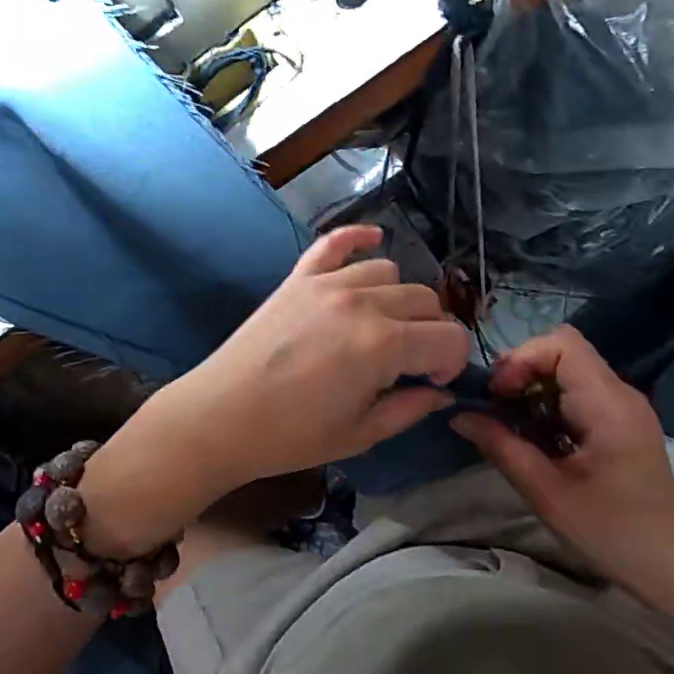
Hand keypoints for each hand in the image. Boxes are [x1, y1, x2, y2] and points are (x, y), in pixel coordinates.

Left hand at [143, 224, 470, 489]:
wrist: (219, 417)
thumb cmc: (291, 436)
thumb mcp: (360, 434)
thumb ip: (410, 408)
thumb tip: (441, 393)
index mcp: (384, 345)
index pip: (449, 337)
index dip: (454, 361)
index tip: (436, 381)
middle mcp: (363, 303)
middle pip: (425, 300)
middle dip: (432, 331)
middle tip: (413, 361)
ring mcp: (328, 283)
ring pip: (390, 272)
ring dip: (400, 299)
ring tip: (384, 327)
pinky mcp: (299, 277)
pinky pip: (336, 242)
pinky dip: (359, 237)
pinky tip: (373, 240)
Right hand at [450, 326, 673, 606]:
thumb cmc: (614, 533)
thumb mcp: (548, 493)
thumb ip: (502, 447)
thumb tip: (460, 415)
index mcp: (608, 404)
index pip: (561, 343)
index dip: (521, 359)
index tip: (498, 396)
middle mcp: (619, 394)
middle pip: (563, 352)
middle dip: (521, 373)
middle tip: (495, 410)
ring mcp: (624, 409)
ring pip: (568, 373)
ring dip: (532, 391)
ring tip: (509, 426)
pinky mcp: (621, 425)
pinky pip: (578, 396)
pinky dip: (549, 407)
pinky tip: (535, 440)